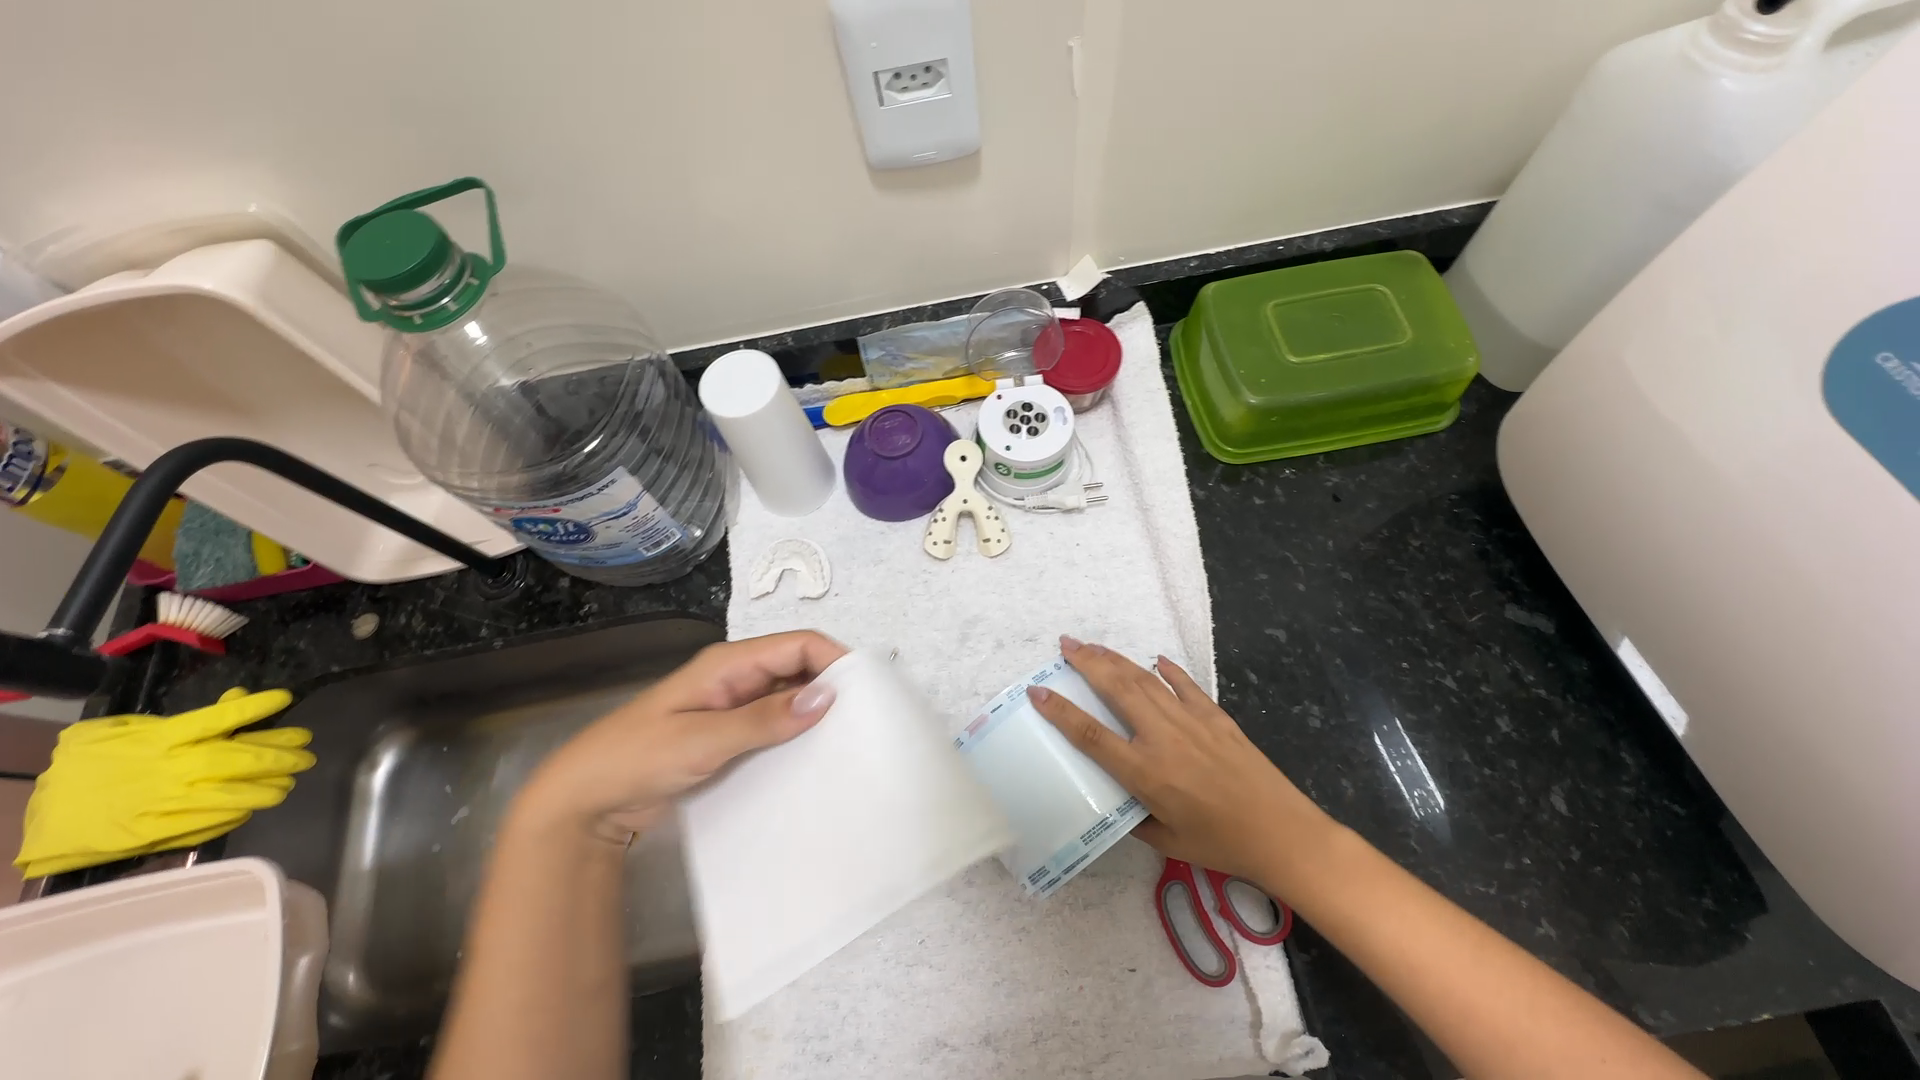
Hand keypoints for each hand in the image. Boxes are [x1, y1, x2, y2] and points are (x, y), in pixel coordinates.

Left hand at [518, 631, 847, 844]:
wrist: (586, 802)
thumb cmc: (637, 759)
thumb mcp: (703, 739)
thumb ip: (764, 718)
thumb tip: (827, 695)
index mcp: (727, 664)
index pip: (796, 644)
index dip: (834, 658)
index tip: (868, 689)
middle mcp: (735, 679)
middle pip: (797, 667)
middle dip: (831, 684)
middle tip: (866, 718)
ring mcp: (731, 709)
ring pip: (788, 697)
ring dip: (816, 712)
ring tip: (849, 740)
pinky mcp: (728, 738)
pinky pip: (774, 726)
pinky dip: (797, 735)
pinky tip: (815, 758)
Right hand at [1025, 636, 1336, 894]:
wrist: (1282, 832)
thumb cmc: (1221, 845)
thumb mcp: (1167, 843)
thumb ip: (1134, 820)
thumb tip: (1115, 803)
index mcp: (1145, 772)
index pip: (1090, 733)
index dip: (1060, 711)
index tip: (1038, 691)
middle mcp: (1163, 737)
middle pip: (1117, 689)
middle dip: (1087, 663)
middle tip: (1065, 644)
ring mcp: (1192, 722)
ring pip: (1146, 680)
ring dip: (1116, 659)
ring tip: (1093, 646)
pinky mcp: (1217, 717)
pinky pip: (1186, 685)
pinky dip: (1168, 670)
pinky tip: (1156, 659)